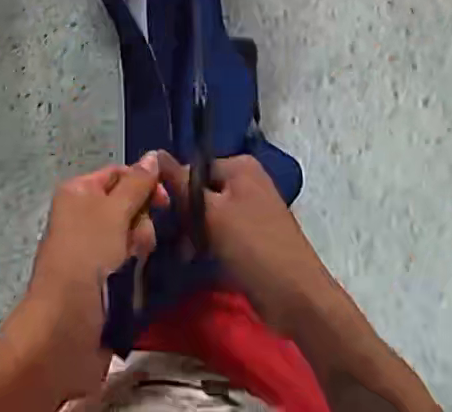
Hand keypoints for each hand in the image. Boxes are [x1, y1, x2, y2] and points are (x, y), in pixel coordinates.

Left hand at [10, 154, 169, 399]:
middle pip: (131, 207)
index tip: (165, 200)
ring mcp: (93, 251)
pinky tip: (132, 286)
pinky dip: (135, 273)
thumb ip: (137, 184)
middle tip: (135, 243)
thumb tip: (153, 155)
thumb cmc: (86, 258)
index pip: (120, 174)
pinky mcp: (104, 281)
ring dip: (139, 251)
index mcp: (79, 192)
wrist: (64, 330)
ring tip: (130, 269)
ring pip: (135, 238)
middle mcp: (84, 217)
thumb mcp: (113, 212)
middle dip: (141, 224)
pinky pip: (131, 265)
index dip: (144, 183)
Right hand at [159, 153, 340, 338]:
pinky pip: (220, 231)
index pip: (192, 167)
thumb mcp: (211, 213)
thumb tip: (154, 153)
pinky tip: (194, 259)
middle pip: (200, 190)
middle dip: (184, 214)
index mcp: (240, 166)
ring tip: (181, 253)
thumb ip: (181, 184)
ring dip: (193, 233)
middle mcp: (246, 181)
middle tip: (168, 237)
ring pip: (208, 213)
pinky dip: (207, 244)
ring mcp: (250, 209)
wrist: (297, 299)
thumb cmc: (253, 247)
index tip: (158, 212)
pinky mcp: (251, 236)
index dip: (174, 189)